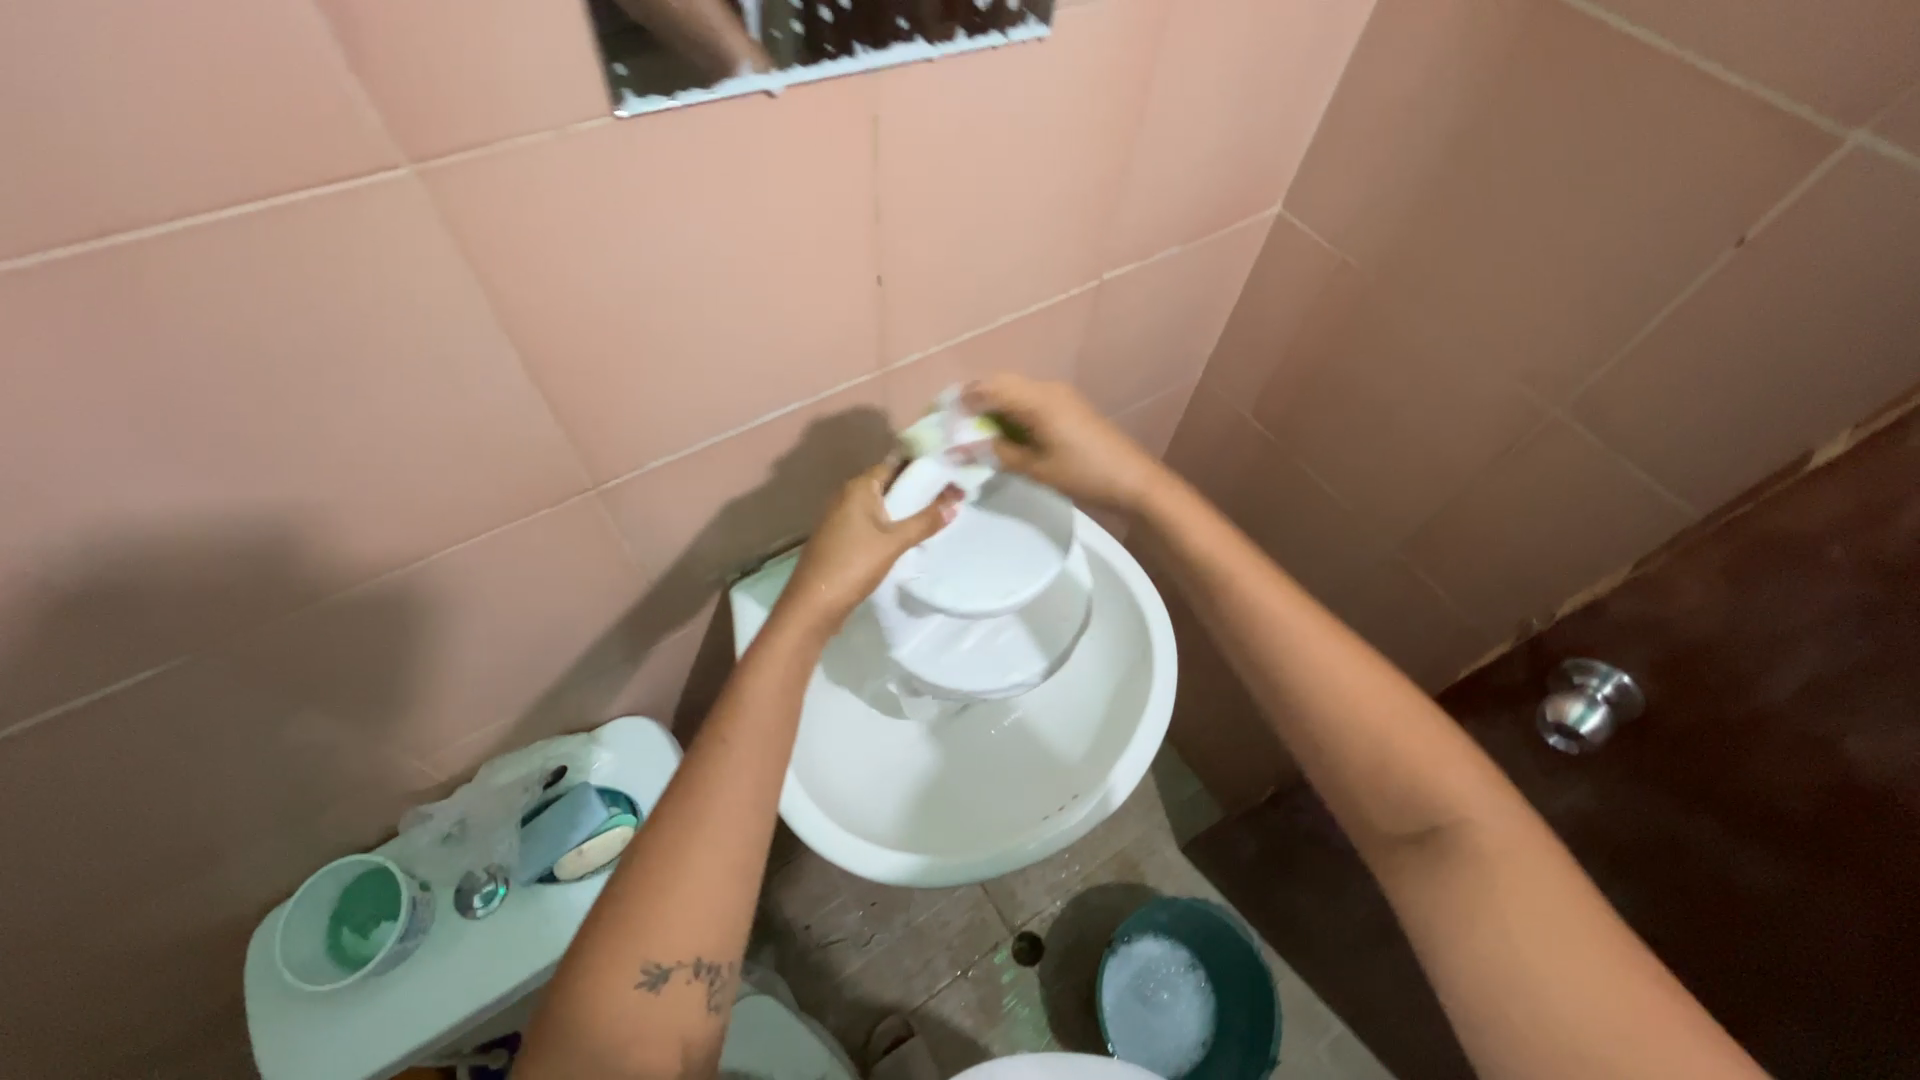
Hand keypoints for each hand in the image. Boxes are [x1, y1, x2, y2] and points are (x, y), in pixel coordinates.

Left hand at [778, 462, 961, 630]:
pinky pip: (870, 522)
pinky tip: (907, 536)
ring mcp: (840, 517)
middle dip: (914, 489)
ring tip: (935, 513)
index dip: (919, 466)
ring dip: (902, 509)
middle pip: (886, 485)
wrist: (814, 603)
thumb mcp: (894, 543)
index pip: (893, 465)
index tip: (947, 470)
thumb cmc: (853, 565)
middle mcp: (846, 496)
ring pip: (878, 506)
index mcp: (858, 488)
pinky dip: (889, 525)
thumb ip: (925, 522)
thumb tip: (956, 502)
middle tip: (949, 493)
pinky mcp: (840, 537)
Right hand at [962, 375, 1169, 511]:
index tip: (940, 421)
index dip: (960, 402)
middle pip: (998, 383)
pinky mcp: (1067, 406)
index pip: (987, 388)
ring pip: (1013, 390)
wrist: (1134, 481)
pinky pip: (1028, 399)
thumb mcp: (1034, 468)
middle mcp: (1046, 389)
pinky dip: (1009, 411)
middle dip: (973, 400)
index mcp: (1037, 400)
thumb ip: (995, 453)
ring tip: (973, 432)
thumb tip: (958, 449)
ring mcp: (1059, 395)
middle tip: (953, 427)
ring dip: (991, 405)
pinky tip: (1002, 433)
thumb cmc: (1084, 475)